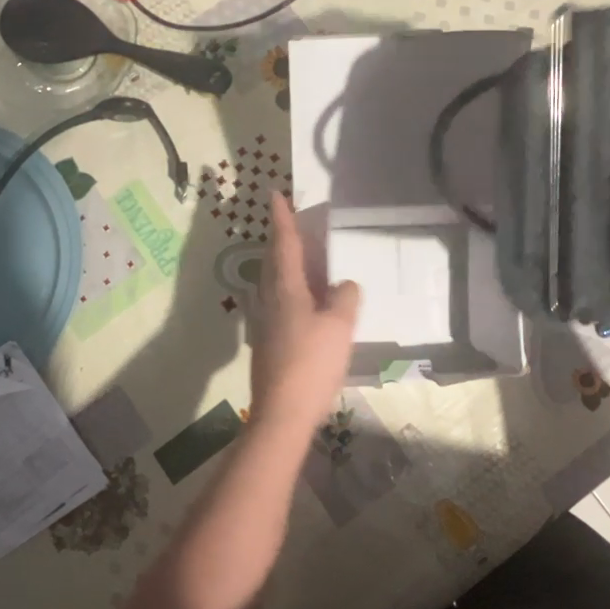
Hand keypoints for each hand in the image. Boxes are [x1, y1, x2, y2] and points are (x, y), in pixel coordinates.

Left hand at [249, 192, 360, 430]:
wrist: (282, 414)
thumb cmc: (311, 364)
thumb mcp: (339, 326)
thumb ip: (344, 298)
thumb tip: (344, 285)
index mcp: (285, 289)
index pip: (283, 244)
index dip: (282, 219)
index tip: (275, 194)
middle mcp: (269, 301)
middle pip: (274, 263)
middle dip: (282, 241)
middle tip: (295, 225)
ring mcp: (265, 324)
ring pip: (274, 285)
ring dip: (286, 268)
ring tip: (305, 261)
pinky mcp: (268, 344)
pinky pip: (279, 305)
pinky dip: (291, 293)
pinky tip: (305, 304)